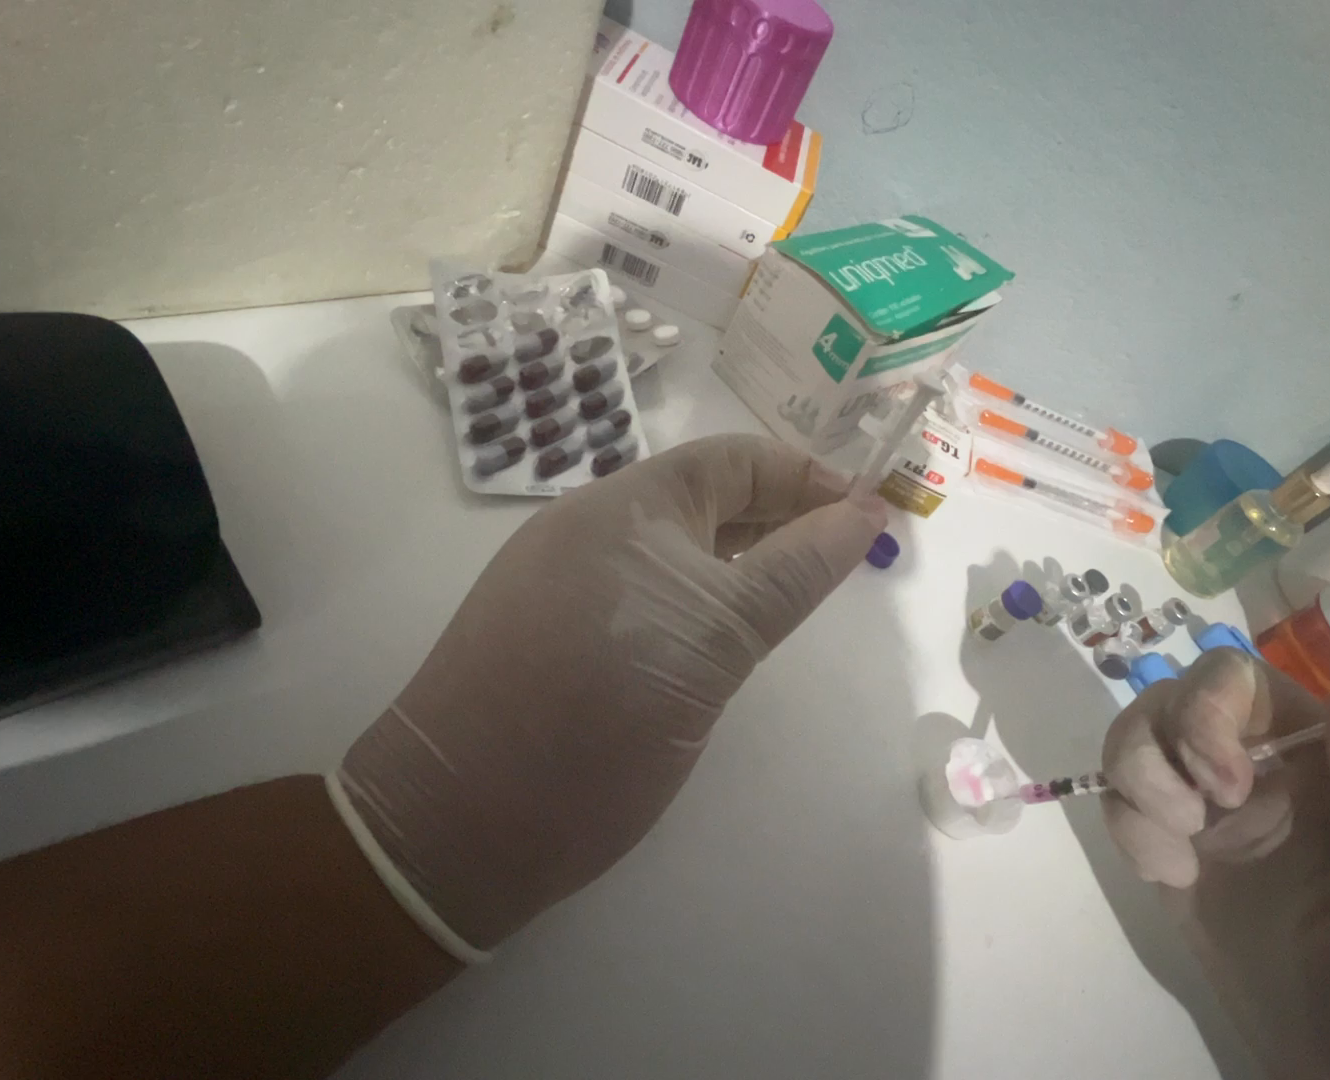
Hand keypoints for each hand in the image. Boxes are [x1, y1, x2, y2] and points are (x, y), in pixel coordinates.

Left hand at [333, 435, 885, 953]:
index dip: (807, 478)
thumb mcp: (712, 642)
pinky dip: (701, 594)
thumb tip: (865, 513)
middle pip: (707, 498)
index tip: (871, 514)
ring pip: (677, 547)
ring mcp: (570, 577)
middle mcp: (593, 527)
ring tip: (805, 583)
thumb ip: (793, 572)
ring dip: (745, 556)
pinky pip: (648, 589)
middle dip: (783, 514)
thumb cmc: (595, 725)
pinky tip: (729, 627)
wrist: (458, 826)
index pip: (735, 461)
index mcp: (625, 508)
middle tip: (851, 551)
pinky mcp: (560, 627)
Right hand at [1101, 652, 1329, 1079]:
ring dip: (1135, 780)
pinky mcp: (1176, 861)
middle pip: (1175, 701)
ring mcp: (1215, 820)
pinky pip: (1124, 807)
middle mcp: (1267, 777)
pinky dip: (1128, 829)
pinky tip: (1169, 878)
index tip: (1222, 779)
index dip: (1212, 705)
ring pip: (1138, 744)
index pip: (1247, 683)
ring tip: (1175, 852)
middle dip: (1160, 743)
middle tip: (1188, 817)